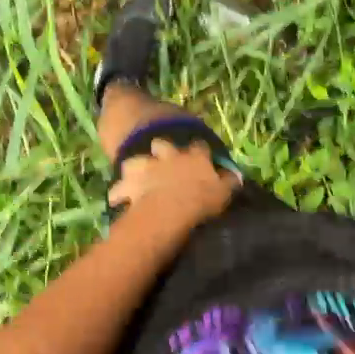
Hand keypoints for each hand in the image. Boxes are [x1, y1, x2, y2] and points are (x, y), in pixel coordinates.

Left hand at [108, 139, 237, 228]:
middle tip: (162, 155)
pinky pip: (120, 188)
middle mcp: (170, 156)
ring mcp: (148, 168)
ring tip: (136, 172)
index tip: (201, 156)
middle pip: (163, 144)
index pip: (199, 147)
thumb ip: (230, 182)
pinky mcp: (131, 184)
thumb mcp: (224, 192)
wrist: (170, 208)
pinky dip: (118, 191)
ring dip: (136, 165)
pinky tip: (117, 197)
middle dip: (161, 148)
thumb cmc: (201, 200)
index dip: (199, 150)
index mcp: (195, 157)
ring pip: (137, 160)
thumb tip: (237, 175)